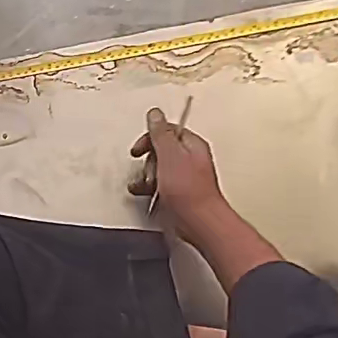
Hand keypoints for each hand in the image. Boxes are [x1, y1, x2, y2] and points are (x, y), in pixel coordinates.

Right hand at [129, 107, 228, 242]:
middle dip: (148, 160)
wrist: (197, 222)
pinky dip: (149, 188)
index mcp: (191, 145)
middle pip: (160, 150)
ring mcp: (183, 176)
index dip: (150, 139)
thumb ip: (161, 134)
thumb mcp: (170, 156)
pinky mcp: (177, 192)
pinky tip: (146, 193)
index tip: (139, 149)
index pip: (167, 131)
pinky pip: (158, 184)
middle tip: (149, 170)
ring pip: (157, 168)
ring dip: (146, 176)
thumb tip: (155, 114)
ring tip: (147, 185)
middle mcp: (189, 159)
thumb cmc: (189, 192)